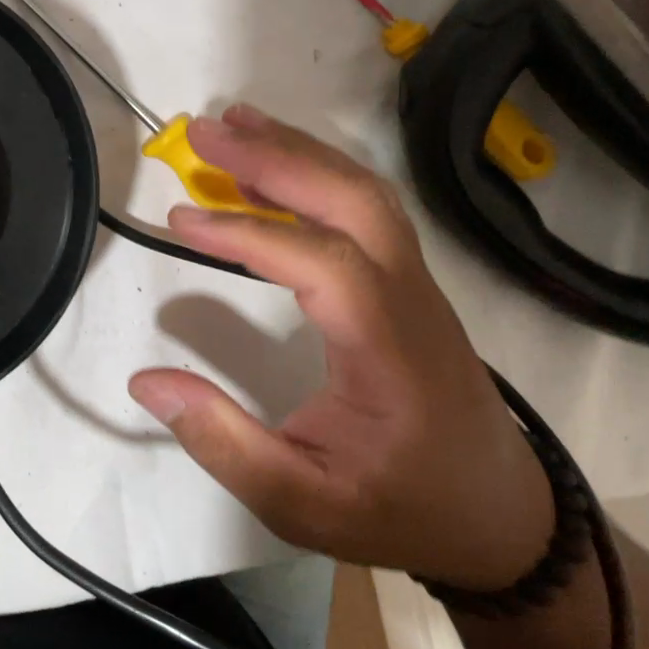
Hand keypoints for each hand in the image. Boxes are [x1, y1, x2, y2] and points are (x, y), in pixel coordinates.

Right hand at [128, 105, 554, 590]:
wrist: (501, 522)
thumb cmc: (399, 511)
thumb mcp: (302, 504)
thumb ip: (224, 445)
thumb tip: (147, 381)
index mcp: (392, 354)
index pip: (326, 266)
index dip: (251, 232)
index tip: (180, 216)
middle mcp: (414, 305)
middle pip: (358, 204)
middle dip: (279, 158)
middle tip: (204, 132)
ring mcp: (418, 290)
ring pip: (366, 196)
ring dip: (297, 153)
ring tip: (230, 126)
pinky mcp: (408, 287)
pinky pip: (363, 212)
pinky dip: (313, 175)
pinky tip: (266, 171)